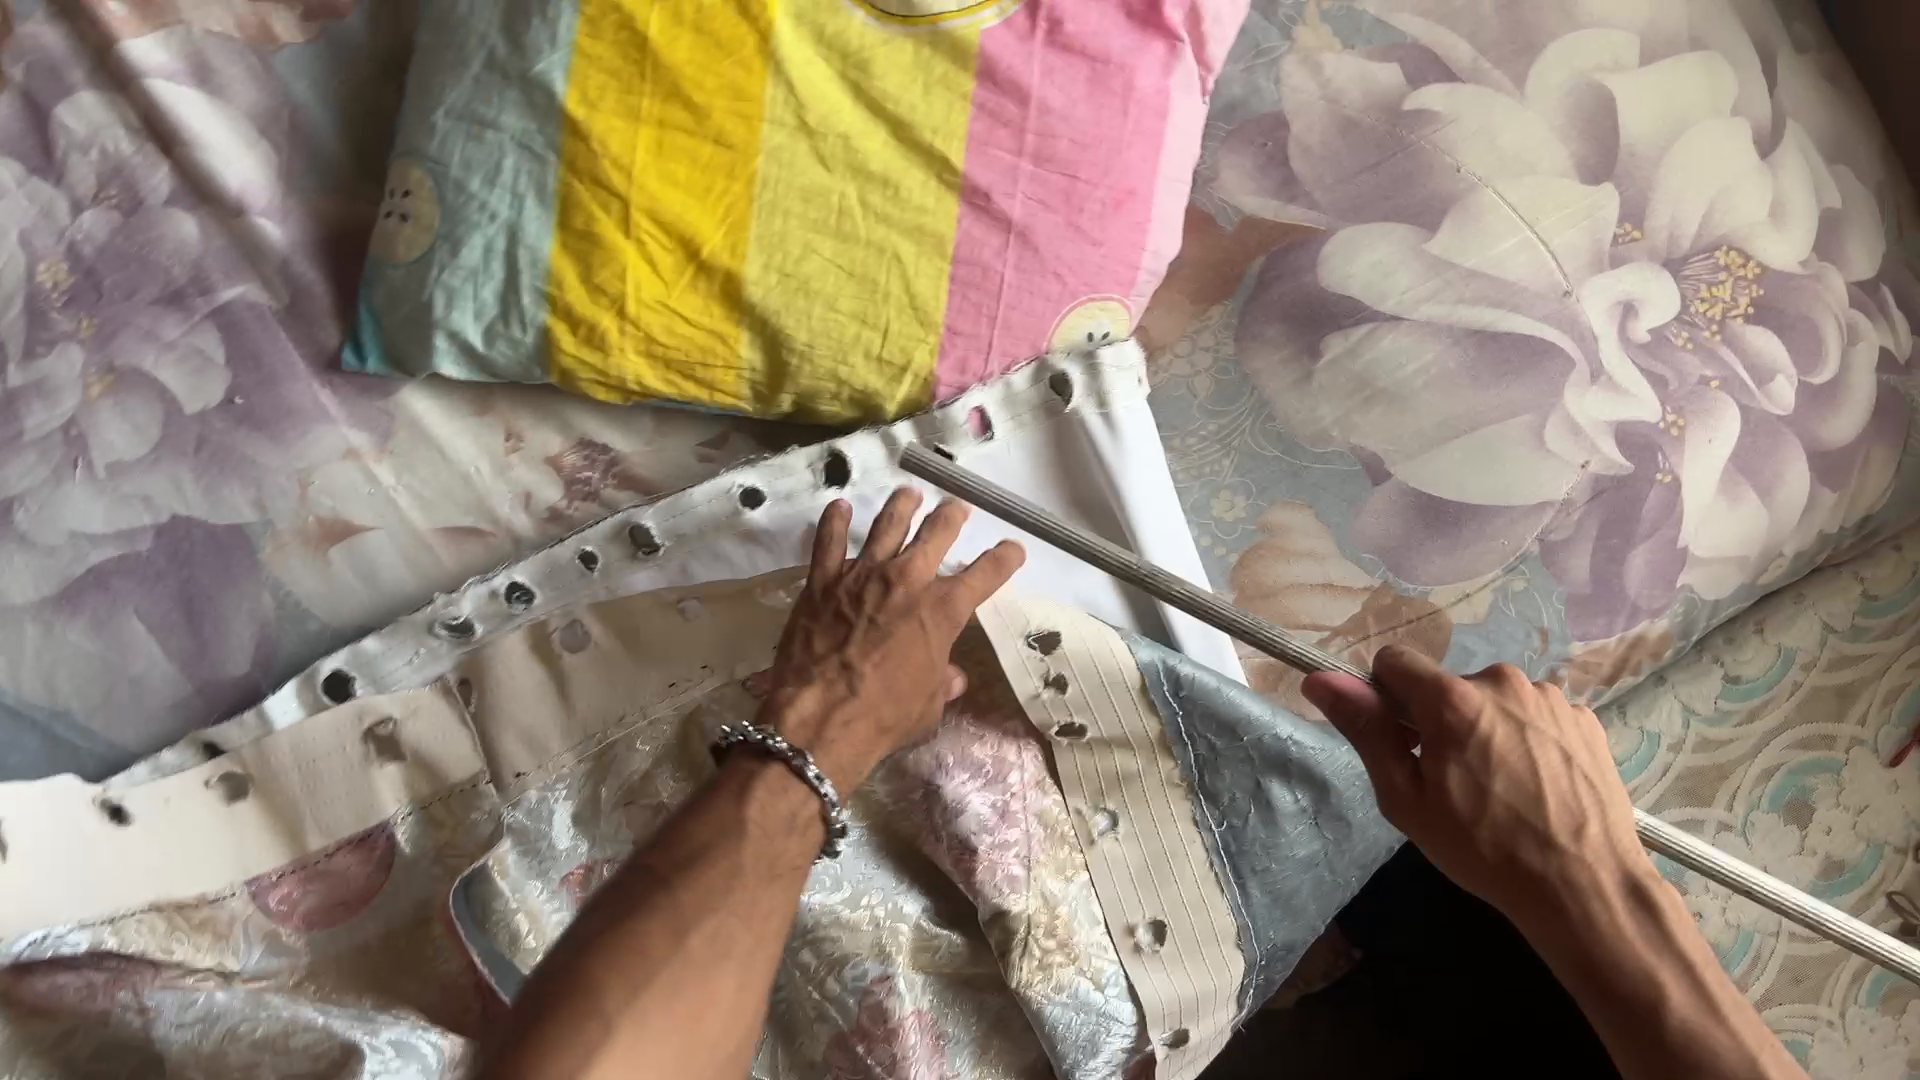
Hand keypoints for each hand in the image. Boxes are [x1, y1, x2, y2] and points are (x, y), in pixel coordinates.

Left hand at [760, 489, 1024, 789]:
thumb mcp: (928, 706)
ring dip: (902, 506)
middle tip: (957, 507)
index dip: (1004, 558)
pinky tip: (839, 506)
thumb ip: (941, 682)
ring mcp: (863, 575)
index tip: (1013, 549)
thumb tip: (952, 677)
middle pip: (937, 533)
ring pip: (887, 525)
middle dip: (952, 516)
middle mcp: (907, 581)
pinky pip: (829, 541)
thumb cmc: (884, 716)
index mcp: (942, 611)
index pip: (986, 574)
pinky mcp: (823, 580)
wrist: (820, 717)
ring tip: (909, 493)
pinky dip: (834, 521)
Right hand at [1302, 646, 1649, 930]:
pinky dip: (1523, 735)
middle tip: (1451, 776)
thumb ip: (1364, 727)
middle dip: (1437, 718)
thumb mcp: (1404, 796)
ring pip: (1488, 697)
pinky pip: (1531, 712)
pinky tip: (1534, 780)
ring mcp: (1550, 698)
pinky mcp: (1584, 719)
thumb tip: (1319, 679)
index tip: (1401, 741)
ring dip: (1482, 725)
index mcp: (1452, 698)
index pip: (1394, 661)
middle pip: (1444, 683)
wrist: (1589, 890)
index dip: (1385, 697)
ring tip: (1499, 782)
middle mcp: (1502, 682)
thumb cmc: (1483, 847)